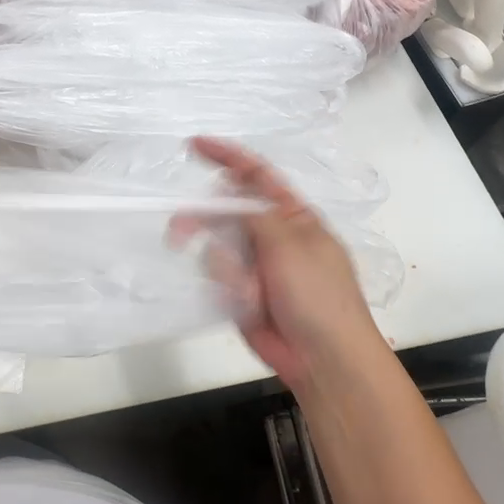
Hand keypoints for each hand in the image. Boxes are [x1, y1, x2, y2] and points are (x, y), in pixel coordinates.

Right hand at [173, 137, 383, 391]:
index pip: (257, 176)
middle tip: (179, 231)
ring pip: (217, 244)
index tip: (193, 145)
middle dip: (204, 219)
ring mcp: (256, 264)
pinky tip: (242, 302)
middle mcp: (272, 235)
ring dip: (221, 265)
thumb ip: (255, 214)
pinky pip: (218, 275)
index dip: (227, 157)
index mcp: (294, 217)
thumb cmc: (318, 297)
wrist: (323, 358)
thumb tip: (228, 197)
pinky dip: (224, 285)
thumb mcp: (290, 244)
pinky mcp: (242, 290)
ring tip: (239, 289)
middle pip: (226, 210)